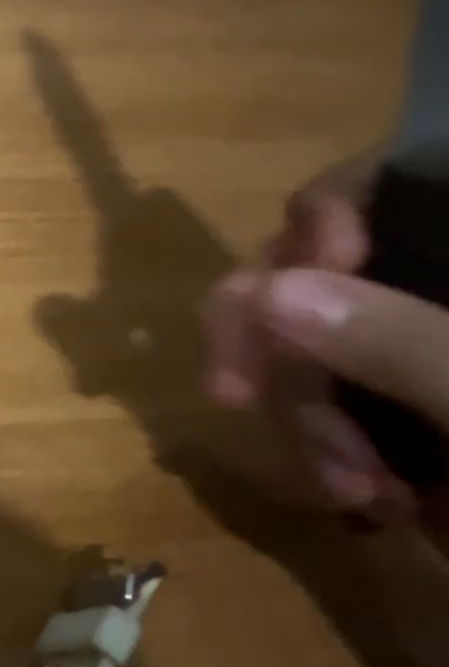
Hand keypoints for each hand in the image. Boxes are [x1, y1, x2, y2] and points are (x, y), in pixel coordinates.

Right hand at [202, 149, 448, 519]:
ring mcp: (435, 345)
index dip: (337, 211)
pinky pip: (326, 393)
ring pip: (310, 337)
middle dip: (282, 341)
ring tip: (347, 487)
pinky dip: (323, 438)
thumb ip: (410, 346)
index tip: (297, 283)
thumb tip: (260, 291)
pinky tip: (353, 487)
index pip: (405, 179)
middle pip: (331, 265)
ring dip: (303, 410)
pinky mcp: (414, 402)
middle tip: (238, 398)